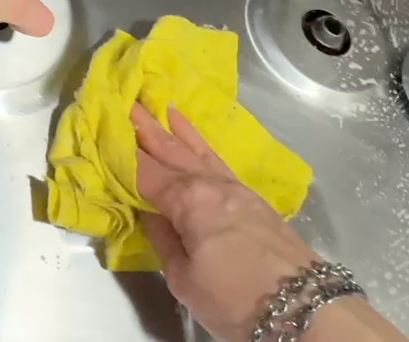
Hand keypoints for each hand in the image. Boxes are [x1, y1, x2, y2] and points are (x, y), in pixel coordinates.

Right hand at [132, 104, 318, 341]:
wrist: (305, 309)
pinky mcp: (250, 196)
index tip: (103, 128)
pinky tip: (190, 134)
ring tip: (155, 105)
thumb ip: (162, 241)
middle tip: (124, 100)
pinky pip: (215, 158)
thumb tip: (149, 214)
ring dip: (171, 127)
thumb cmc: (237, 299)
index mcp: (185, 201)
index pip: (143, 171)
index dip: (121, 152)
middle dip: (143, 126)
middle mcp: (206, 183)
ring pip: (193, 149)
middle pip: (168, 150)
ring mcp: (231, 186)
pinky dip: (198, 141)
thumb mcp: (186, 281)